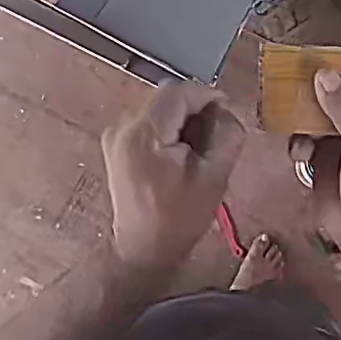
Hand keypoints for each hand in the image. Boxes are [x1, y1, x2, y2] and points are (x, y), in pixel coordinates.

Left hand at [102, 82, 246, 275]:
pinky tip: (176, 152)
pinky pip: (147, 118)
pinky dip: (166, 126)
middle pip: (166, 95)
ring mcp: (115, 132)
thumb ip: (226, 133)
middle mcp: (122, 125)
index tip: (225, 113)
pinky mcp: (115, 140)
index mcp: (144, 133)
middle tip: (211, 136)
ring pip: (157, 104)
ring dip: (180, 117)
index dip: (206, 95)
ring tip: (194, 148)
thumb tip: (222, 108)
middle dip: (193, 108)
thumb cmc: (180, 217)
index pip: (178, 91)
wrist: (143, 248)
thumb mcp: (215, 175)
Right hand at [305, 69, 340, 252]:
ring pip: (321, 114)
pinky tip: (299, 153)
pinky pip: (306, 137)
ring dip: (305, 115)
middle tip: (298, 75)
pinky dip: (298, 140)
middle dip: (322, 88)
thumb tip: (325, 74)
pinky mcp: (324, 158)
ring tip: (295, 119)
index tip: (330, 54)